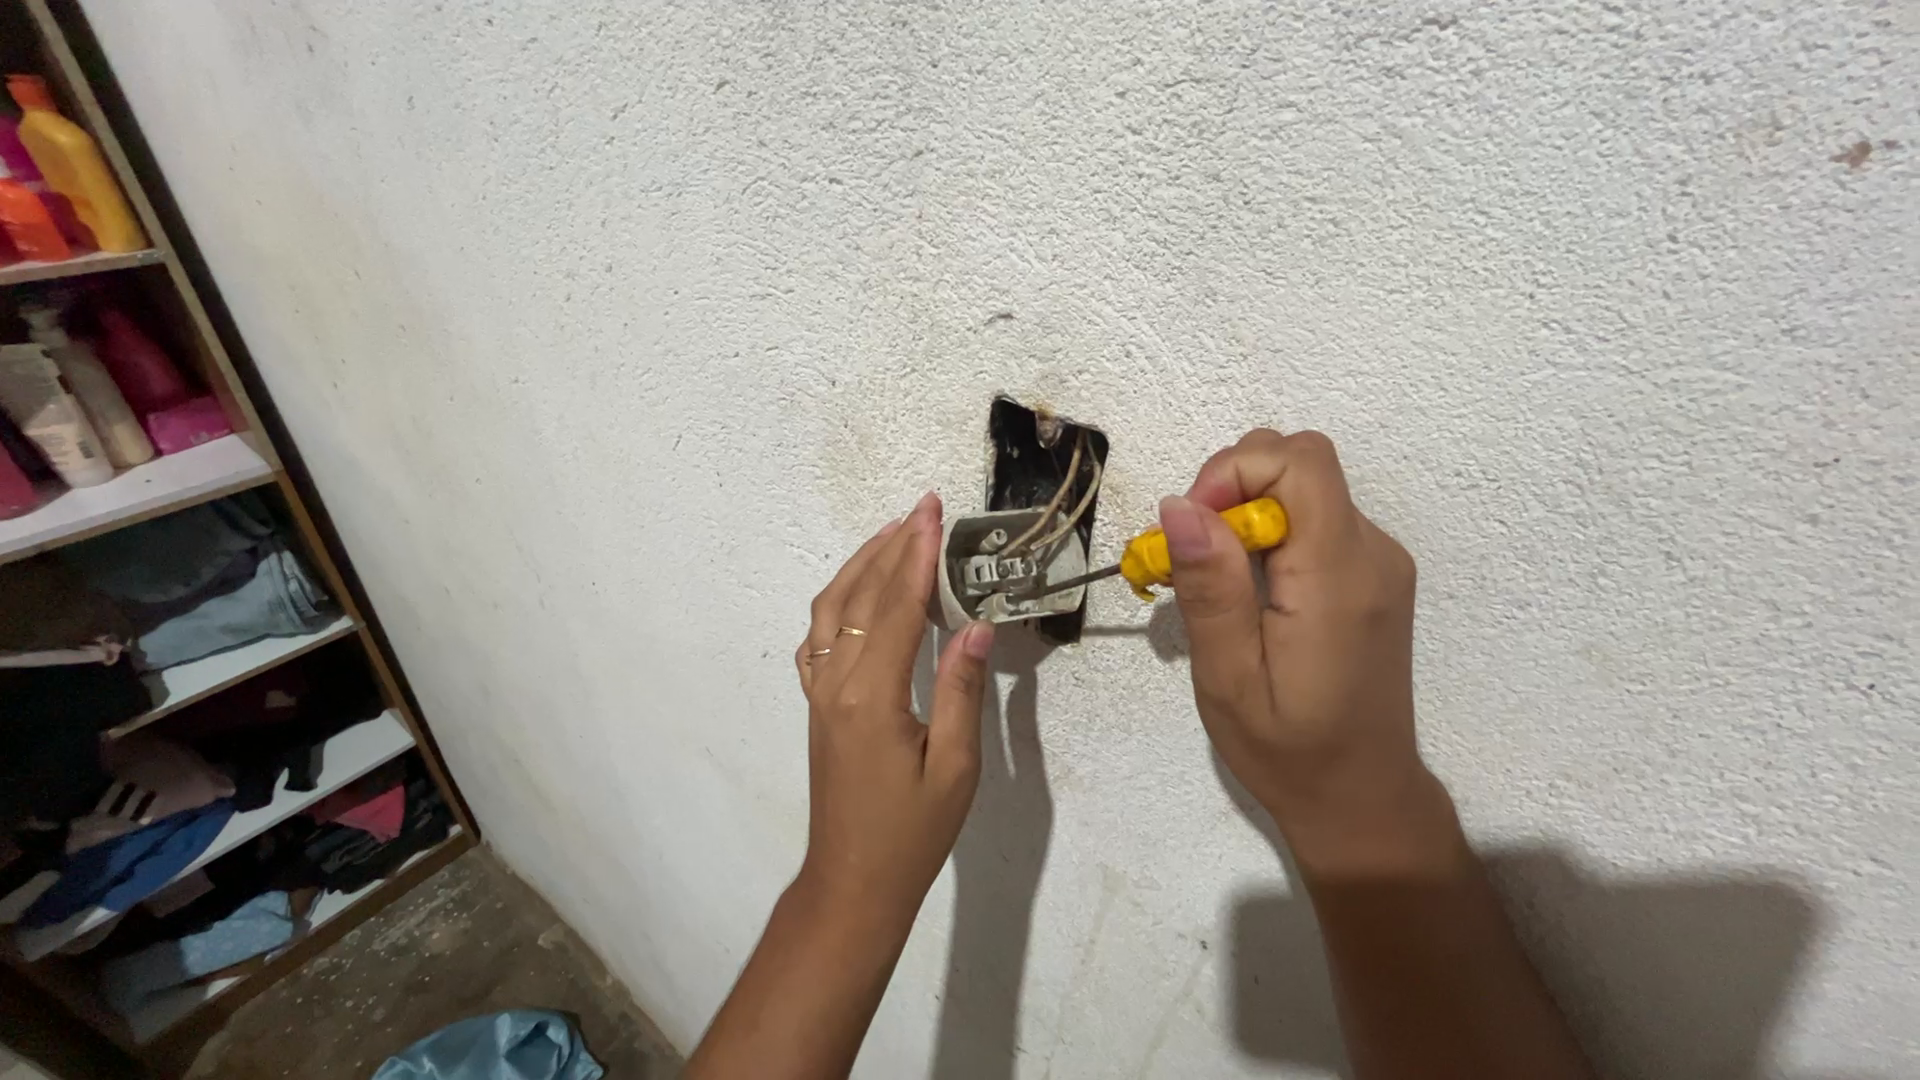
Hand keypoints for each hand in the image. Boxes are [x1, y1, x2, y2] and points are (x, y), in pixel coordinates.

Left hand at [792, 491, 994, 922]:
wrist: (852, 881)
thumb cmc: (910, 832)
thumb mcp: (954, 768)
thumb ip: (961, 691)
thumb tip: (977, 626)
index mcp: (871, 696)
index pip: (896, 608)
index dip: (917, 558)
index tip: (932, 514)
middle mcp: (835, 683)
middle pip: (859, 598)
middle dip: (892, 548)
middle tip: (921, 508)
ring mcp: (818, 693)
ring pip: (830, 611)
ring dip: (860, 566)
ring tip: (891, 534)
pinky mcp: (816, 706)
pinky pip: (817, 639)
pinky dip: (836, 603)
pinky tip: (854, 595)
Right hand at [1161, 429, 1454, 877]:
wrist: (1360, 796)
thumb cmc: (1288, 749)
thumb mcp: (1228, 677)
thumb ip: (1211, 587)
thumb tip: (1180, 504)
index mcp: (1339, 576)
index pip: (1298, 462)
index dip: (1233, 471)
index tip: (1191, 528)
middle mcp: (1371, 553)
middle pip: (1302, 461)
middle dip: (1232, 486)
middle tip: (1195, 556)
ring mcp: (1377, 561)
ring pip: (1304, 486)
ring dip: (1244, 511)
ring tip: (1213, 580)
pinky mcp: (1370, 574)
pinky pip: (1313, 518)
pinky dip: (1267, 531)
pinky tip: (1245, 590)